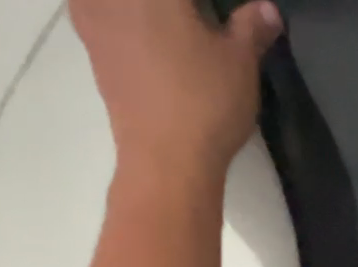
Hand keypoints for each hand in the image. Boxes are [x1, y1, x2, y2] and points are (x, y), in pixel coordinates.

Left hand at [70, 0, 283, 178]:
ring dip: (144, 13)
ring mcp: (93, 13)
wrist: (166, 159)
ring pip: (118, 4)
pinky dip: (122, 18)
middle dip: (179, 8)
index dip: (205, 5)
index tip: (218, 11)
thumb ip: (252, 27)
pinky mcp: (89, 45)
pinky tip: (149, 36)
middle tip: (200, 18)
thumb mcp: (240, 62)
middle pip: (154, 0)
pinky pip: (101, 11)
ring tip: (176, 30)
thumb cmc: (206, 102)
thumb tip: (267, 8)